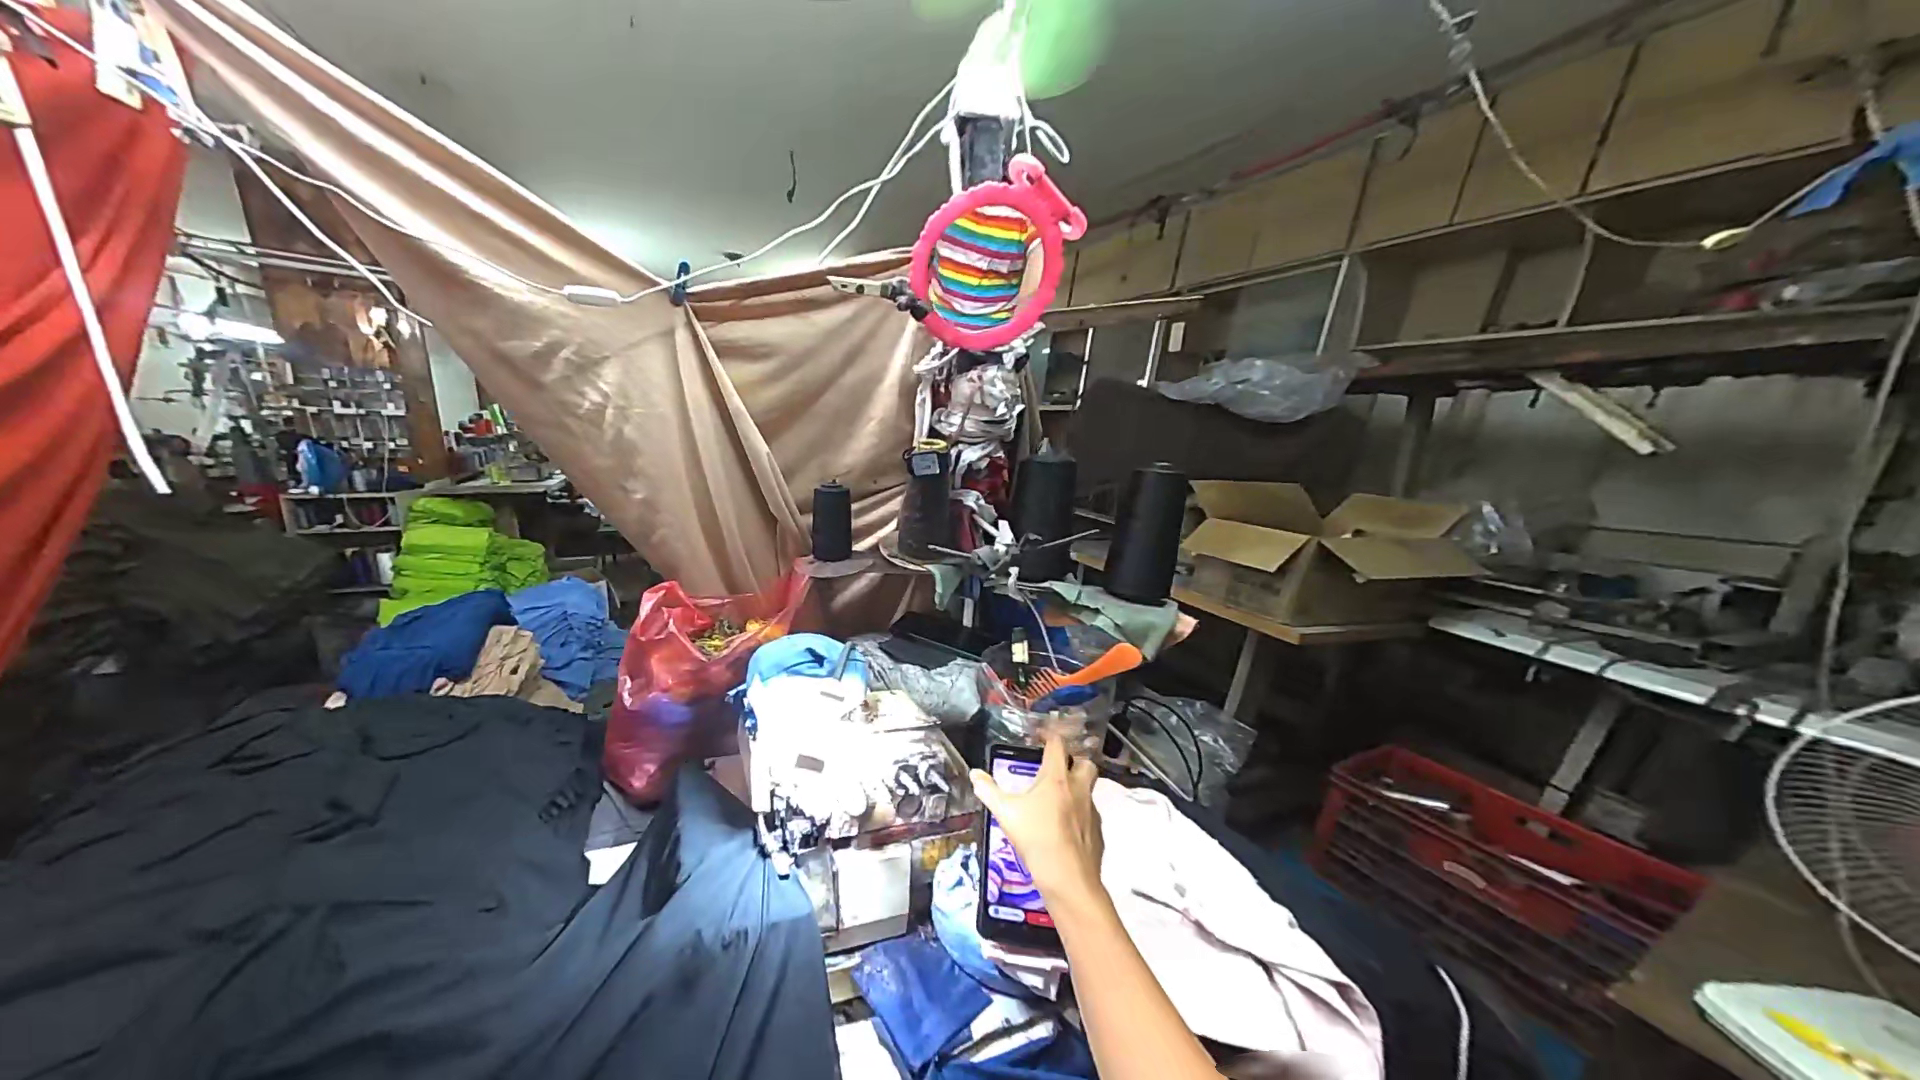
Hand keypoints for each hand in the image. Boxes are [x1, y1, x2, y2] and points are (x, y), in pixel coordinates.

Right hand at [971, 737, 1105, 911]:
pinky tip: (1065, 829)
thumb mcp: (1005, 813)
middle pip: (1085, 764)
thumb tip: (974, 774)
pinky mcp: (1097, 832)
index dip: (1050, 736)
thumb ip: (989, 791)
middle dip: (1075, 761)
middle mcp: (1078, 789)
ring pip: (1089, 790)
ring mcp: (1091, 810)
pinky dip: (1080, 816)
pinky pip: (1090, 816)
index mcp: (1056, 779)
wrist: (1068, 878)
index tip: (1042, 735)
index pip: (1058, 746)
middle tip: (1059, 769)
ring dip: (1077, 789)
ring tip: (1058, 801)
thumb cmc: (1035, 839)